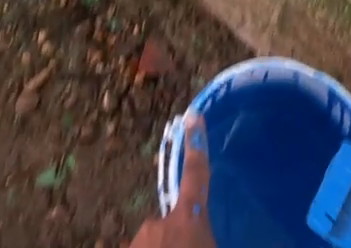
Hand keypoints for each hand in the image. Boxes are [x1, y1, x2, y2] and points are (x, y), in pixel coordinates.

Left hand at [129, 114, 216, 247]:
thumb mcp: (212, 247)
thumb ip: (210, 233)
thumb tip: (211, 229)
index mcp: (189, 219)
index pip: (196, 174)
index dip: (196, 144)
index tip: (193, 116)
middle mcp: (160, 222)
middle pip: (171, 218)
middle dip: (177, 232)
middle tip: (186, 246)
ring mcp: (139, 238)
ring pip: (154, 238)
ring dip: (163, 246)